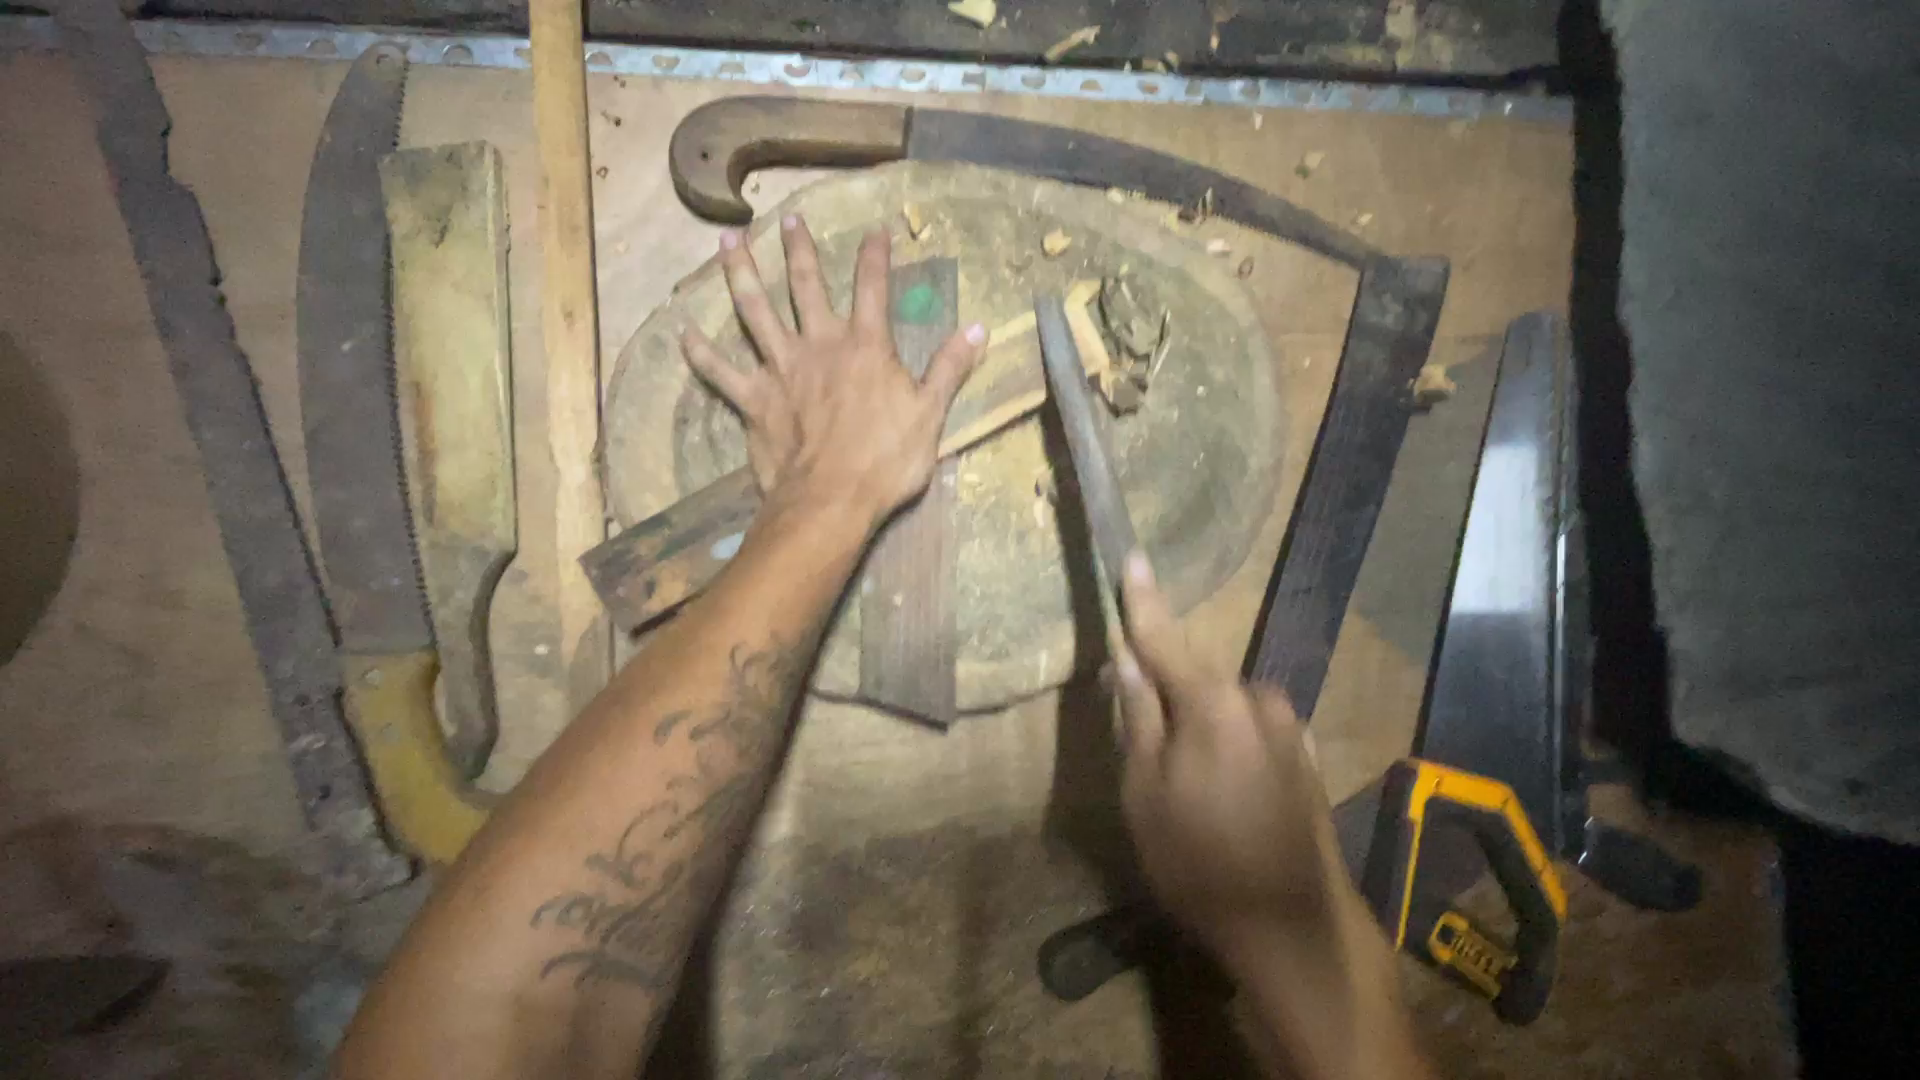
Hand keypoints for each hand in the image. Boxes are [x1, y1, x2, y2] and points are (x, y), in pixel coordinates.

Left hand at [681, 215, 986, 532]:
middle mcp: (820, 346)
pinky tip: (683, 331)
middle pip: (806, 287)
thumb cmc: (886, 461)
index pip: (873, 289)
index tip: (876, 230)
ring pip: (756, 312)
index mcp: (866, 347)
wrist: (831, 501)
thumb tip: (978, 329)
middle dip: (799, 249)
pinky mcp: (754, 400)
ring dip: (741, 274)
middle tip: (789, 218)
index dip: (876, 257)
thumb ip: (950, 369)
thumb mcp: (930, 415)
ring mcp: (781, 370)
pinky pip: (721, 372)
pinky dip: (701, 353)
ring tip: (728, 240)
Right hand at [1110, 552, 1355, 960]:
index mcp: (1212, 704)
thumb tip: (1126, 659)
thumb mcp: (1144, 792)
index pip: (1164, 638)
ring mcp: (1288, 729)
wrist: (1294, 930)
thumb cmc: (1199, 860)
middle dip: (1164, 684)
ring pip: (1225, 705)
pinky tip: (1221, 788)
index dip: (1142, 600)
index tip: (1132, 556)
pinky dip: (1228, 740)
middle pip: (1195, 675)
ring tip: (1181, 778)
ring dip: (1198, 720)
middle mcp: (1257, 702)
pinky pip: (1251, 729)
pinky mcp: (1304, 757)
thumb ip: (1138, 717)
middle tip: (1137, 724)